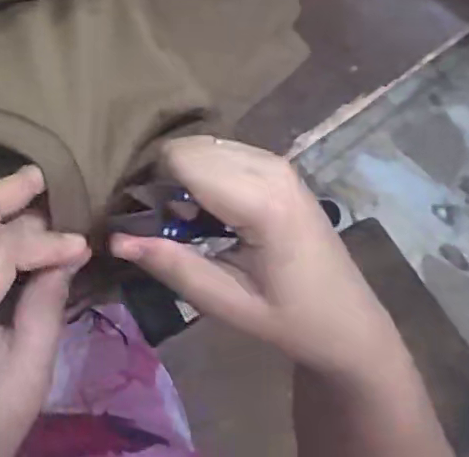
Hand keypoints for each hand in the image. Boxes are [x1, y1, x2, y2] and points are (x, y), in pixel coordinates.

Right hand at [109, 137, 397, 378]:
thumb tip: (114, 238)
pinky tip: (212, 209)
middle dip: (166, 179)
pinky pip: (220, 149)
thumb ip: (172, 266)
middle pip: (187, 147)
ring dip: (184, 174)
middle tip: (171, 227)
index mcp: (262, 201)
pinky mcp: (276, 162)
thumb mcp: (228, 304)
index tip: (152, 225)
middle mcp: (269, 166)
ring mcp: (276, 160)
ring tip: (191, 221)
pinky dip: (203, 171)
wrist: (353, 325)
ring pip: (201, 144)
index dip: (154, 187)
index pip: (181, 160)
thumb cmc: (292, 321)